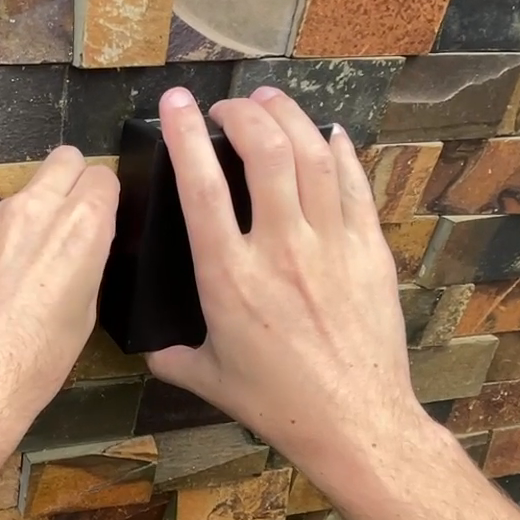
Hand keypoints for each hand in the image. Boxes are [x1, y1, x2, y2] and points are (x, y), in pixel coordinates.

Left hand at [0, 146, 117, 454]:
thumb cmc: (41, 359)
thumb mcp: (87, 310)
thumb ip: (88, 258)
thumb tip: (81, 242)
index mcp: (80, 226)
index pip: (102, 176)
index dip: (103, 199)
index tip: (98, 222)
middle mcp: (33, 208)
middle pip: (62, 160)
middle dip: (70, 182)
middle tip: (64, 225)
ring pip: (20, 196)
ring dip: (27, 217)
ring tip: (19, 272)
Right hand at [145, 86, 428, 489]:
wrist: (353, 418)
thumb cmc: (274, 401)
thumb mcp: (208, 378)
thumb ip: (171, 357)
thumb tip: (150, 350)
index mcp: (228, 277)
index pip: (202, 188)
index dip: (186, 136)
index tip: (176, 104)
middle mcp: (279, 248)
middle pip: (265, 152)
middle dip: (243, 114)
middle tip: (227, 107)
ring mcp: (330, 243)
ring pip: (312, 155)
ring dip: (288, 117)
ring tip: (269, 101)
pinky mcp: (369, 249)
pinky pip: (354, 183)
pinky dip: (339, 150)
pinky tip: (328, 134)